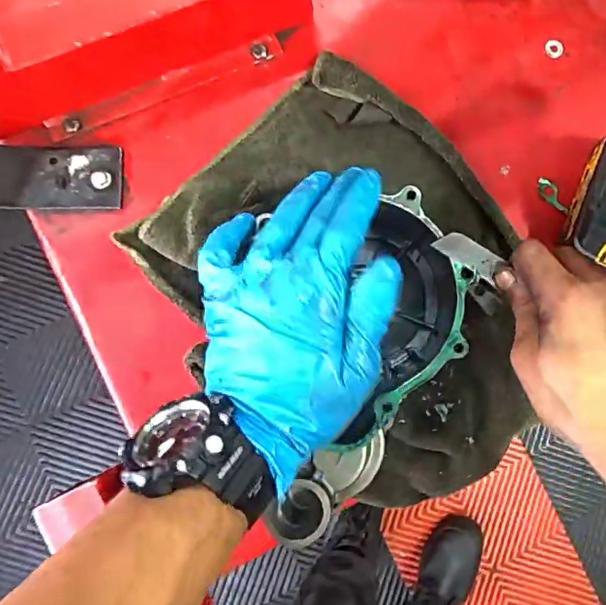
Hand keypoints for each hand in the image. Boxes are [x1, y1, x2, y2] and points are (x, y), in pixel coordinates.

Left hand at [199, 168, 402, 496]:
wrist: (253, 427)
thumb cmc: (310, 400)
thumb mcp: (360, 363)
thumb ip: (372, 309)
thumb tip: (384, 266)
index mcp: (319, 288)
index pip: (343, 228)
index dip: (357, 200)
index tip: (368, 182)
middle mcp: (281, 273)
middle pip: (311, 219)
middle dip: (334, 193)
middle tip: (349, 177)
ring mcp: (247, 280)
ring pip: (274, 225)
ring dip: (296, 201)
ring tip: (314, 184)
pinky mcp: (222, 295)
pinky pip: (221, 252)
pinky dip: (232, 232)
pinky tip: (248, 222)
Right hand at [499, 241, 605, 464]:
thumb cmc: (580, 409)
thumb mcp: (530, 366)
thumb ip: (521, 314)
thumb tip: (513, 281)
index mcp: (570, 300)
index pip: (535, 252)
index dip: (522, 265)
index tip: (521, 282)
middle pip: (568, 256)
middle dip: (554, 277)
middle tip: (551, 313)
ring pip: (599, 274)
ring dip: (586, 291)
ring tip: (587, 331)